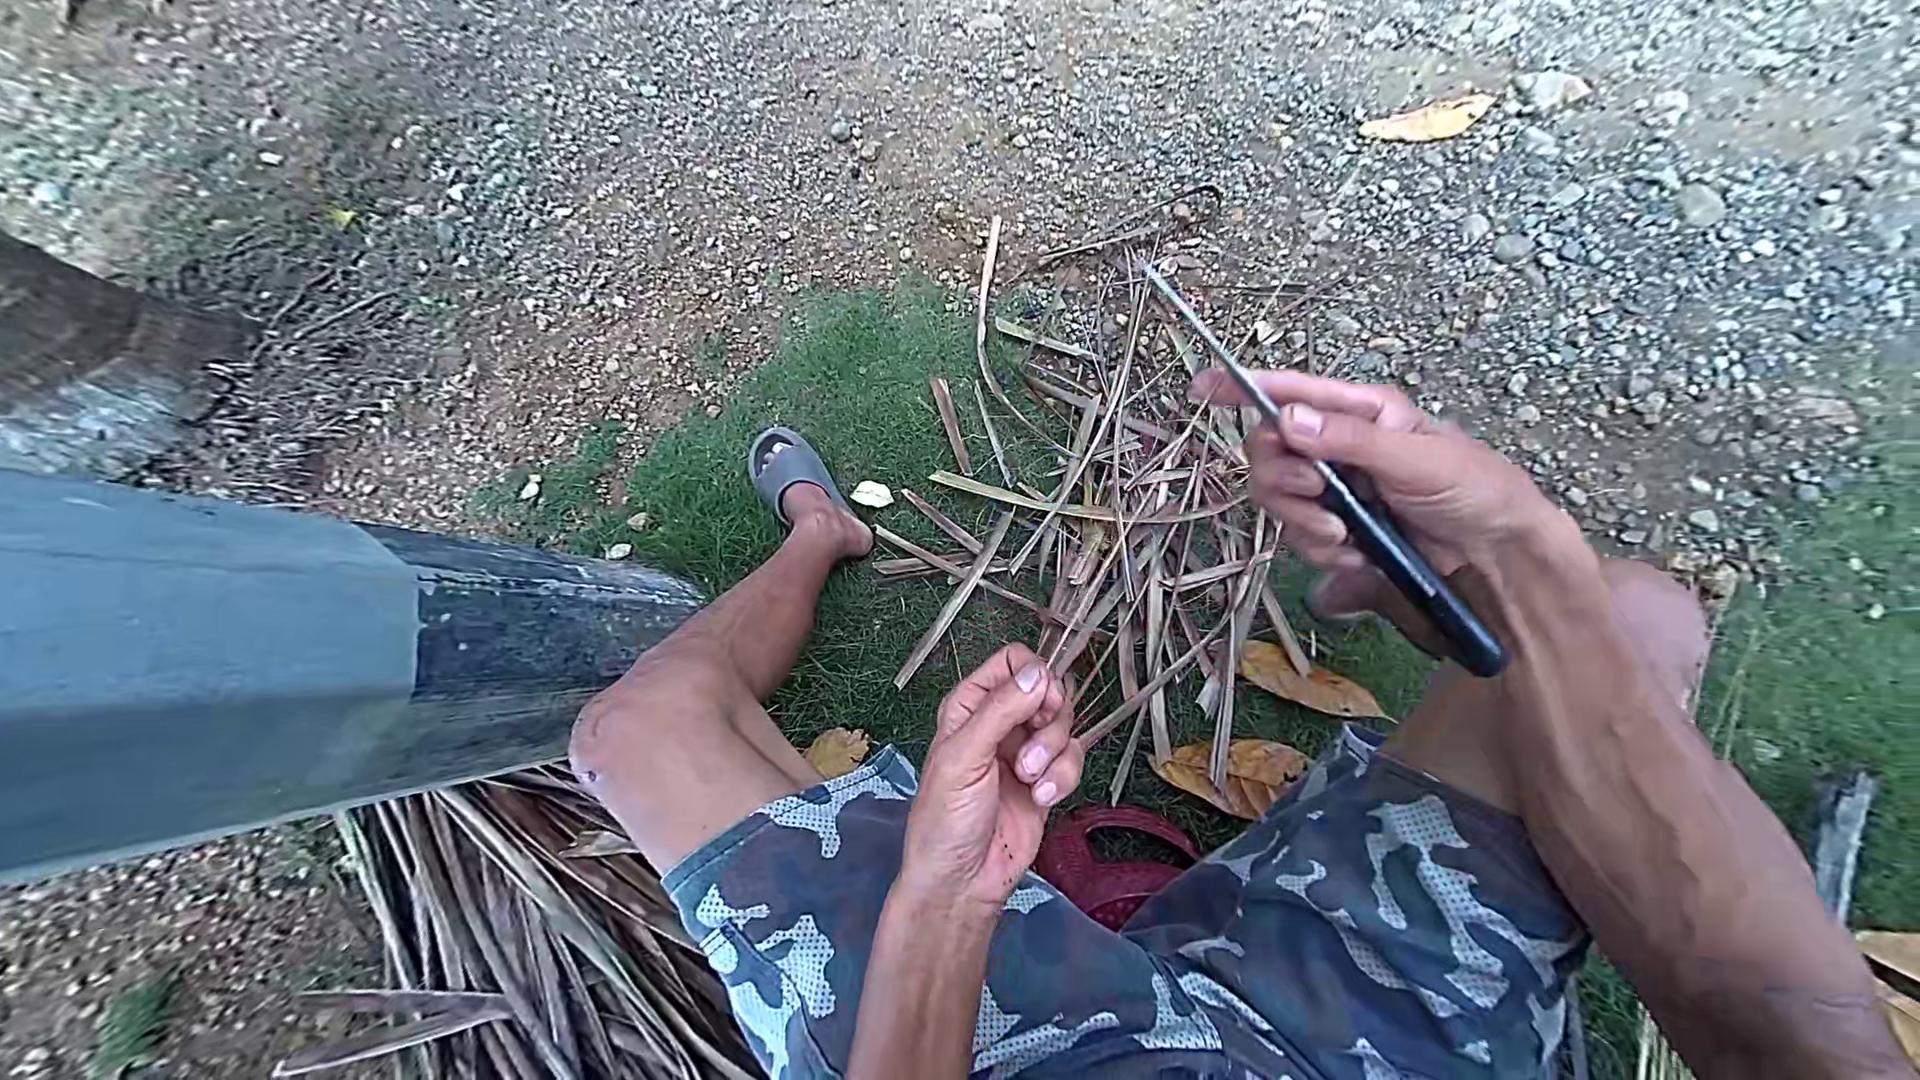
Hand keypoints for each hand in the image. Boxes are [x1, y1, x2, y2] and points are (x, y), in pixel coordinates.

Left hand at [897, 644, 1083, 913]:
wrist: (963, 881)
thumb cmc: (945, 816)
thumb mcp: (964, 757)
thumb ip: (1000, 711)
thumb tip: (1038, 673)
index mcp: (972, 704)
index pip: (1013, 661)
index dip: (1034, 673)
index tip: (1041, 700)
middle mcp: (1001, 719)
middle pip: (1048, 690)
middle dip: (1047, 720)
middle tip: (1031, 746)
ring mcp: (1027, 748)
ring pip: (1064, 724)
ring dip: (1052, 754)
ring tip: (1029, 780)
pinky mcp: (1048, 777)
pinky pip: (1073, 758)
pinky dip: (1063, 778)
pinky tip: (1042, 798)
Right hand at [1190, 369, 1565, 617]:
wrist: (1489, 555)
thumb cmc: (1472, 488)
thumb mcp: (1418, 457)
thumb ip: (1351, 439)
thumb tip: (1287, 419)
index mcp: (1355, 413)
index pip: (1290, 392)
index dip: (1243, 387)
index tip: (1202, 387)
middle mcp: (1330, 446)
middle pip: (1266, 450)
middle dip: (1284, 476)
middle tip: (1317, 490)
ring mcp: (1325, 487)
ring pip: (1272, 494)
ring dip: (1301, 517)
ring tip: (1343, 531)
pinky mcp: (1324, 524)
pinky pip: (1292, 533)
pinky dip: (1318, 546)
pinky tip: (1352, 550)